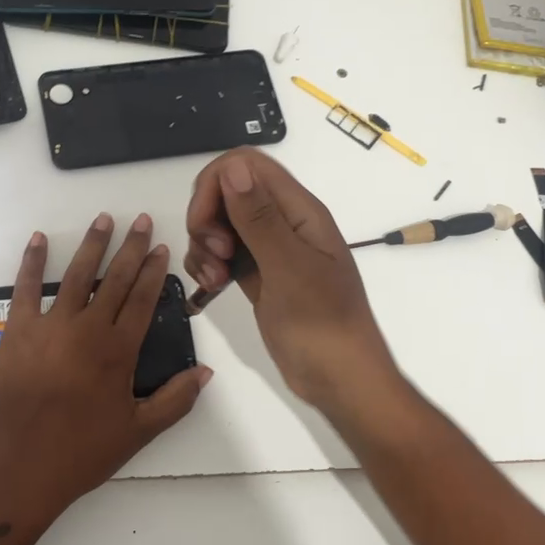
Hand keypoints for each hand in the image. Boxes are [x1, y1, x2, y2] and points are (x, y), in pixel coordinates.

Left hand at [0, 213, 210, 520]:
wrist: (20, 467)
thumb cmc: (81, 453)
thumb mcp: (138, 432)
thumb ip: (175, 400)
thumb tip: (205, 371)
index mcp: (118, 351)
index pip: (142, 299)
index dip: (153, 271)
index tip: (161, 247)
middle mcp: (87, 329)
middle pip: (114, 279)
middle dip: (130, 247)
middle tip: (140, 220)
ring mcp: (49, 326)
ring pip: (75, 275)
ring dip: (91, 245)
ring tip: (103, 219)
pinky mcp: (17, 331)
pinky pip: (24, 288)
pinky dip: (31, 261)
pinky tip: (38, 239)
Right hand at [184, 149, 395, 407]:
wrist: (340, 379)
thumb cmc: (322, 324)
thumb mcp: (289, 268)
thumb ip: (259, 217)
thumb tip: (232, 168)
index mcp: (299, 211)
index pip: (246, 165)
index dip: (215, 186)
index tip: (208, 228)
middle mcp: (284, 222)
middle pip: (227, 190)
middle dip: (206, 218)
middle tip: (214, 256)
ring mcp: (270, 248)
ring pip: (220, 222)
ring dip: (204, 245)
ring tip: (213, 279)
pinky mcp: (258, 274)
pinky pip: (222, 252)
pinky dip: (208, 264)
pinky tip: (214, 287)